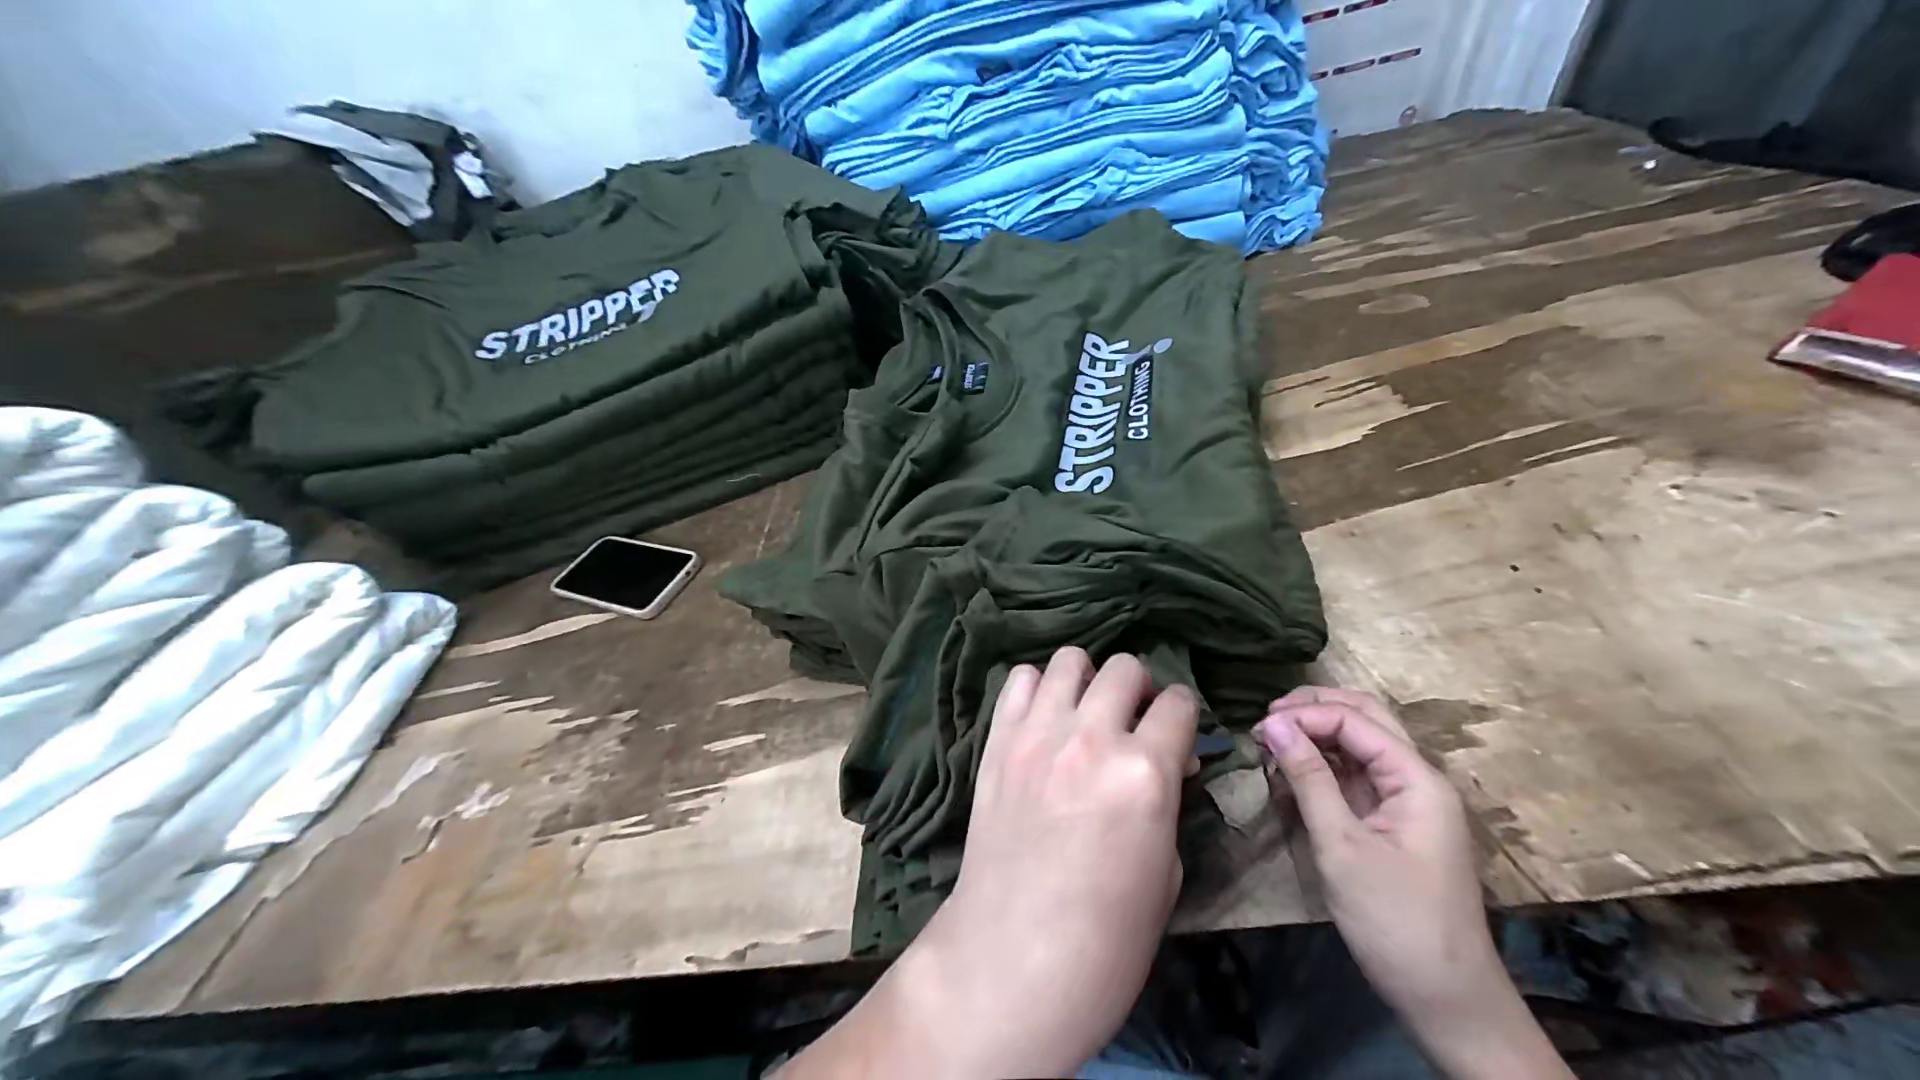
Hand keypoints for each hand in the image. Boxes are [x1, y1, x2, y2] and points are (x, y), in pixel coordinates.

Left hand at [781, 648, 1196, 1079]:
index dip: (1185, 717)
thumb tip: (1166, 764)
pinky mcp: (997, 742)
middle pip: (1125, 668)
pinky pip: (1018, 681)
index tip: (1178, 735)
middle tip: (1134, 722)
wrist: (1013, 958)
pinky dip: (1037, 689)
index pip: (1179, 703)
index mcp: (1146, 772)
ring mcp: (1036, 734)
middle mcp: (1091, 737)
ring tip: (1087, 712)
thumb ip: (1166, 800)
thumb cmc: (1108, 938)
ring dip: (1088, 680)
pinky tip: (1044, 718)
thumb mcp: (1167, 870)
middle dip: (1140, 690)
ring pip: (1069, 660)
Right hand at [1258, 688, 1571, 1079]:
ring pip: (1362, 742)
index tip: (1256, 728)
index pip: (1355, 720)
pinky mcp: (1394, 821)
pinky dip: (1323, 763)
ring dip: (1318, 732)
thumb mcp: (1342, 845)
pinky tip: (1293, 771)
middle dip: (1314, 709)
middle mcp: (1418, 779)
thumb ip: (1309, 778)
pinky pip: (1357, 773)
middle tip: (1265, 719)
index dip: (1304, 715)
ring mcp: (1408, 800)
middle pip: (1366, 718)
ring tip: (1273, 741)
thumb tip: (1272, 723)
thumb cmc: (1393, 919)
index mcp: (1417, 779)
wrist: (1446, 997)